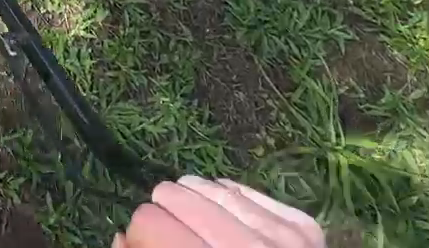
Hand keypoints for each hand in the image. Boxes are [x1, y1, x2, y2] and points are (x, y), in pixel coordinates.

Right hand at [113, 176, 323, 247]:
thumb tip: (120, 237)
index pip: (149, 222)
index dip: (139, 236)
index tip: (143, 247)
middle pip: (174, 195)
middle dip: (164, 216)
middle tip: (171, 239)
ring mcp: (287, 240)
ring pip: (208, 186)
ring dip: (193, 203)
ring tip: (195, 226)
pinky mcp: (308, 231)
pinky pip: (247, 192)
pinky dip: (229, 200)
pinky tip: (225, 216)